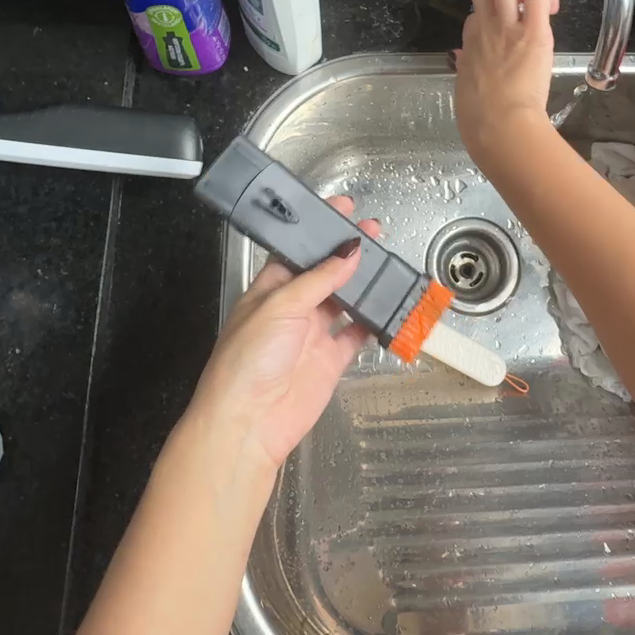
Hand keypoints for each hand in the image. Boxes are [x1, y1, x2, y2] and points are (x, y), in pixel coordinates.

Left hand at [185, 196, 376, 469]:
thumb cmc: (247, 361)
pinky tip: (388, 308)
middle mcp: (292, 308)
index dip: (320, 230)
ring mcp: (312, 334)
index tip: (343, 210)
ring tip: (387, 262)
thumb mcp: (281, 307)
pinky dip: (372, 323)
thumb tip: (350, 251)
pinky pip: (355, 335)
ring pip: (344, 300)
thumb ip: (319, 279)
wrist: (247, 424)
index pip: (298, 250)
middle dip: (348, 252)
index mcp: (270, 288)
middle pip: (325, 272)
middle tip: (375, 231)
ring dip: (364, 283)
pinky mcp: (330, 361)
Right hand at [456, 0, 560, 161]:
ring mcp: (508, 27)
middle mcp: (486, 27)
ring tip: (536, 2)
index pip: (476, 12)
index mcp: (470, 42)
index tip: (506, 29)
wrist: (499, 125)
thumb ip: (466, 68)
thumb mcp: (463, 86)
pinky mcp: (533, 33)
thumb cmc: (480, 117)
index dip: (491, 15)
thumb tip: (463, 61)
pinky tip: (552, 10)